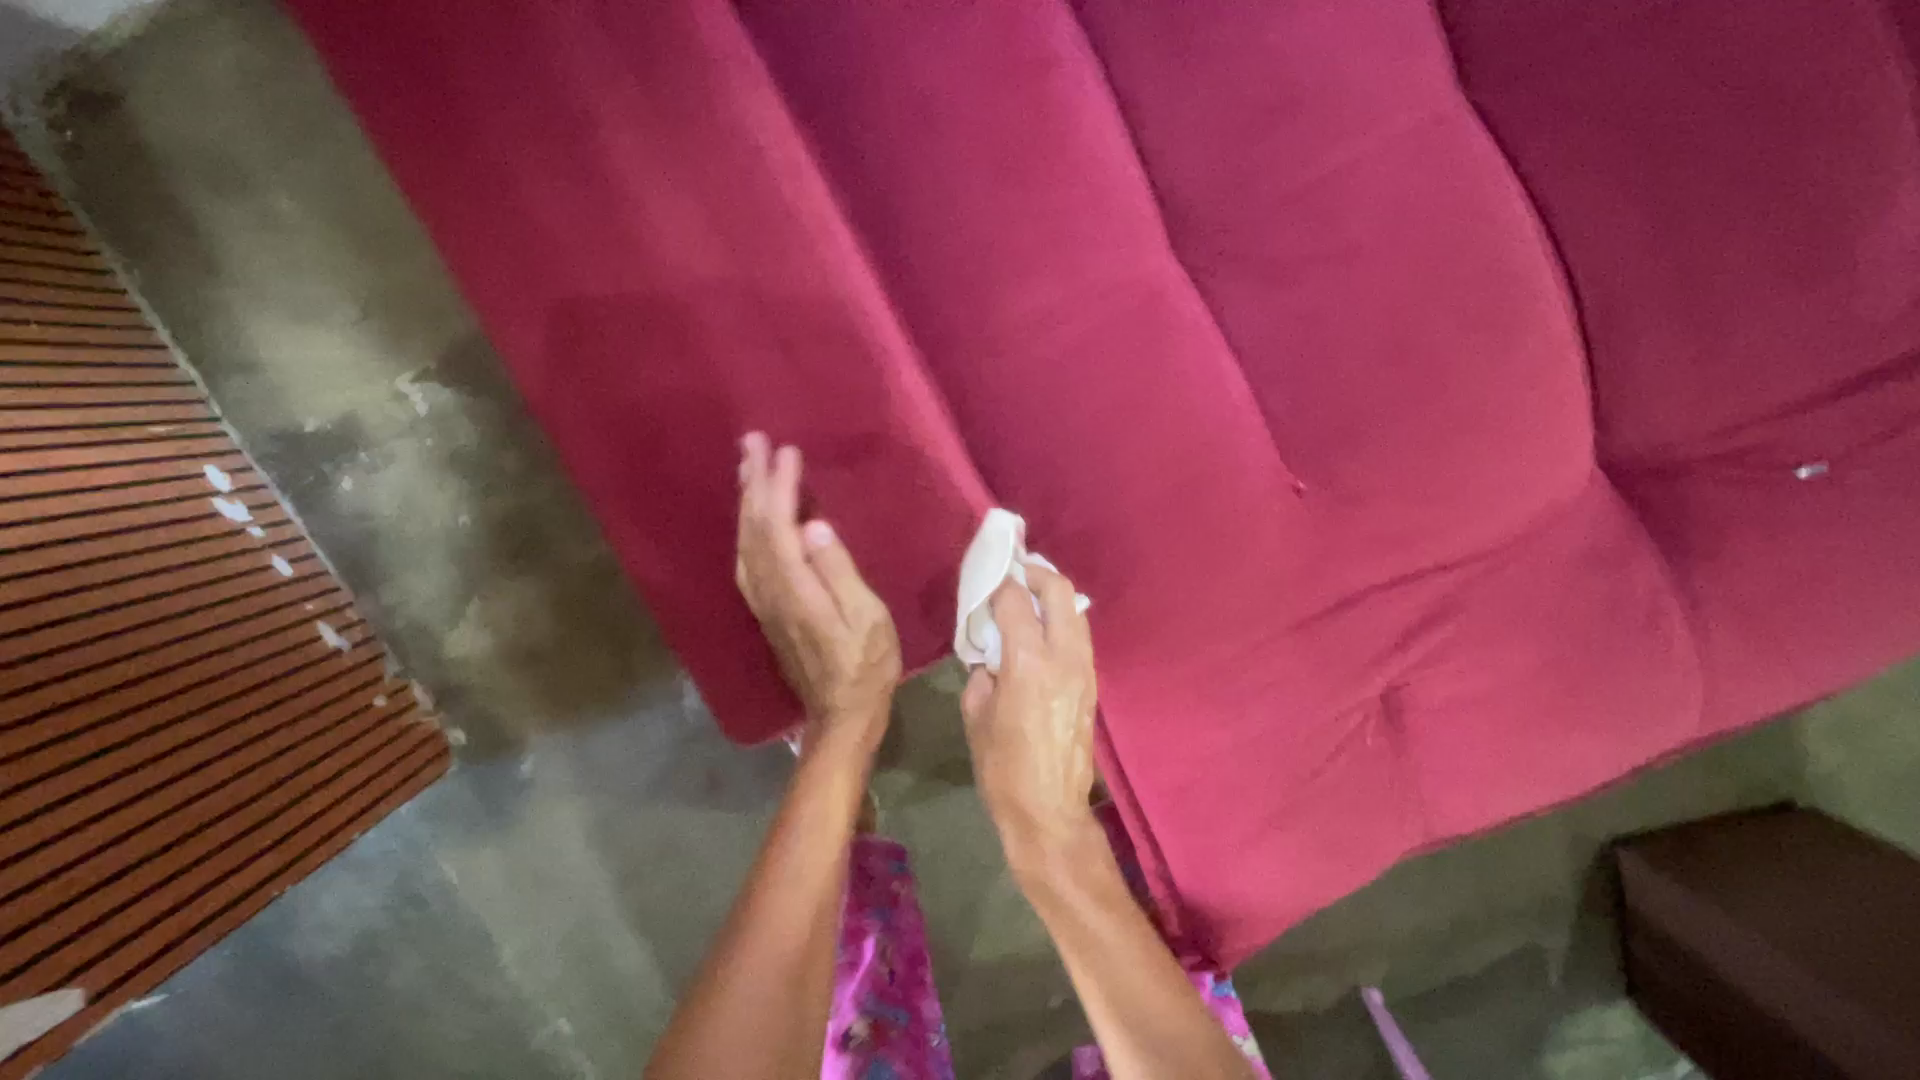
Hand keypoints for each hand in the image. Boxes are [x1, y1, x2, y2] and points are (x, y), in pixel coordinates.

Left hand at [736, 433, 901, 757]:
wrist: (840, 714)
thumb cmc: (866, 666)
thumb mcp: (867, 619)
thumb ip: (838, 572)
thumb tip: (814, 525)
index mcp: (796, 589)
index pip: (779, 527)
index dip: (780, 487)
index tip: (786, 451)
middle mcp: (770, 592)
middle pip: (753, 528)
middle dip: (753, 482)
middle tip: (752, 441)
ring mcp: (764, 603)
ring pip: (745, 542)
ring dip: (746, 501)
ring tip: (748, 468)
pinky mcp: (767, 611)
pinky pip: (747, 559)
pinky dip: (747, 529)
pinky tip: (751, 519)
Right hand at [960, 562, 1099, 873]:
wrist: (1048, 810)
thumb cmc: (1002, 767)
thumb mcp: (976, 717)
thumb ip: (981, 677)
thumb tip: (989, 661)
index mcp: (1028, 662)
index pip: (1015, 601)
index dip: (999, 583)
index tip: (987, 578)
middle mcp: (1063, 656)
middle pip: (1059, 591)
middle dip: (1036, 573)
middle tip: (1015, 572)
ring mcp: (1084, 669)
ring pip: (1076, 611)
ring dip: (1053, 596)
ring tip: (1029, 597)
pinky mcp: (1092, 685)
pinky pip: (1079, 637)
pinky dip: (1062, 622)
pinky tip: (1042, 631)